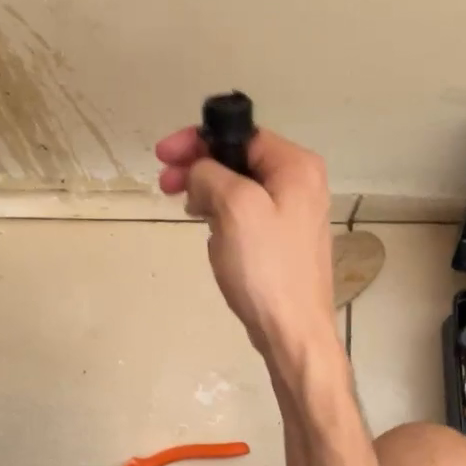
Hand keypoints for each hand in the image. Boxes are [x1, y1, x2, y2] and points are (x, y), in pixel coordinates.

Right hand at [157, 126, 336, 362]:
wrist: (292, 331)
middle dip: (200, 169)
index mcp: (296, 166)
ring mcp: (295, 215)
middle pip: (240, 160)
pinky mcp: (284, 243)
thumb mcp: (234, 208)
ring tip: (189, 213)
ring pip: (240, 189)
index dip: (198, 140)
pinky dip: (223, 218)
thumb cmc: (265, 268)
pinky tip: (212, 236)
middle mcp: (302, 183)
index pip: (241, 134)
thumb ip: (211, 174)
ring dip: (209, 195)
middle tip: (165, 186)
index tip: (164, 156)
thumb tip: (199, 172)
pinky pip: (247, 216)